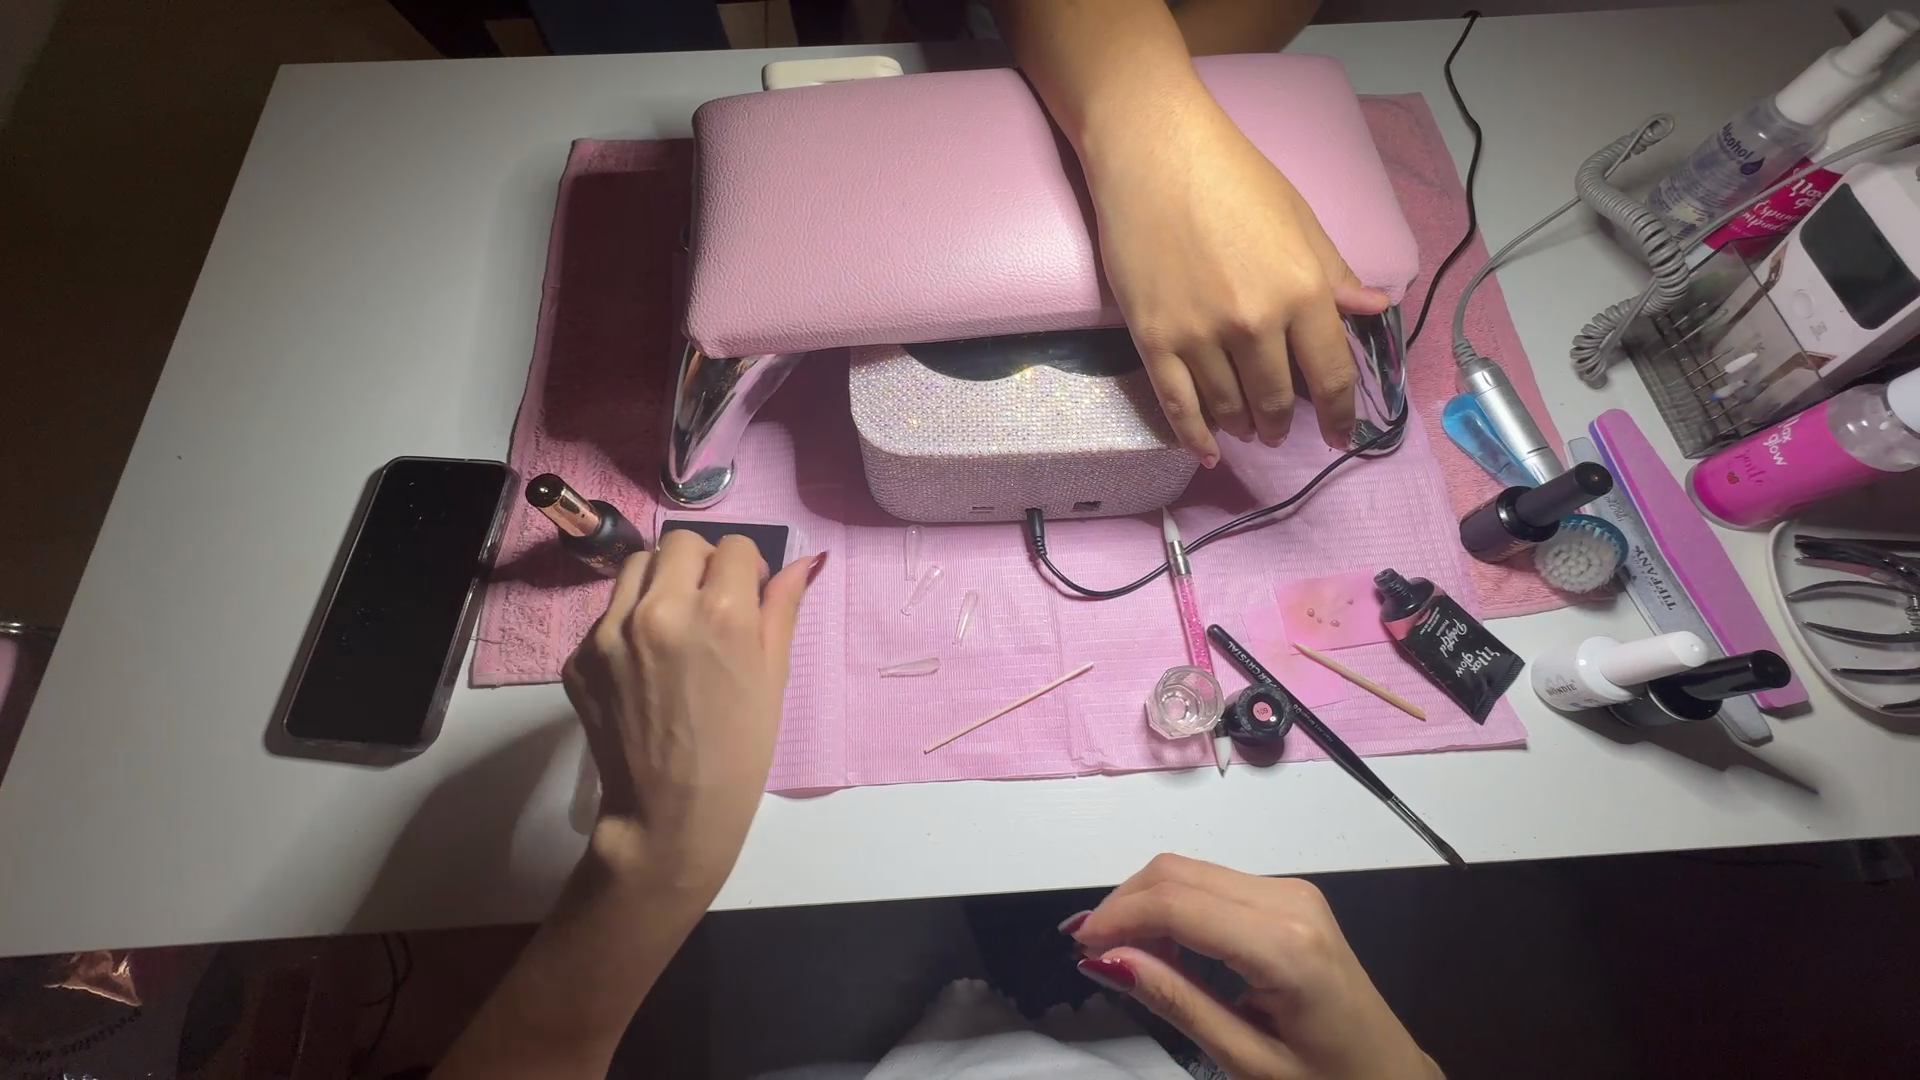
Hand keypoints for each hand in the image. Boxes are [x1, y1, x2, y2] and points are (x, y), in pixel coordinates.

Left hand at [562, 532, 822, 899]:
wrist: (671, 812)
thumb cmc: (742, 746)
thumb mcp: (775, 674)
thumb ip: (783, 608)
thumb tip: (803, 563)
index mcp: (721, 613)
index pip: (735, 547)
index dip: (749, 567)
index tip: (749, 595)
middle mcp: (661, 609)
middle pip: (681, 544)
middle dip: (704, 562)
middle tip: (712, 601)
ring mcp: (610, 632)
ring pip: (637, 567)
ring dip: (662, 580)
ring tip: (674, 622)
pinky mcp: (579, 656)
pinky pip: (609, 613)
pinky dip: (631, 621)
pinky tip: (646, 664)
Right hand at [1066, 854, 1439, 1079]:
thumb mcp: (1249, 1063)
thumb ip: (1175, 1001)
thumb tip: (1102, 958)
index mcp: (1285, 945)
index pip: (1178, 905)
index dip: (1118, 916)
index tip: (1078, 945)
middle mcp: (1287, 897)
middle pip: (1177, 873)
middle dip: (1124, 903)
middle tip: (1092, 949)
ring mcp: (1289, 888)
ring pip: (1188, 870)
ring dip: (1145, 903)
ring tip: (1128, 954)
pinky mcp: (1286, 892)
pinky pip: (1209, 881)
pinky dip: (1173, 904)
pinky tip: (1165, 944)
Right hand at [1080, 89, 1389, 463]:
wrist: (1154, 159)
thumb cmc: (1233, 180)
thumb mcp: (1299, 220)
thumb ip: (1333, 273)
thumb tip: (1373, 312)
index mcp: (1302, 291)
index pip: (1330, 375)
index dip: (1339, 415)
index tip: (1340, 437)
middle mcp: (1255, 324)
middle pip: (1275, 400)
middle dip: (1281, 424)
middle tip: (1279, 432)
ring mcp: (1200, 337)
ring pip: (1227, 407)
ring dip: (1241, 427)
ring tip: (1245, 431)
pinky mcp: (1155, 342)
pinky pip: (1178, 405)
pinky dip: (1194, 436)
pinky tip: (1207, 453)